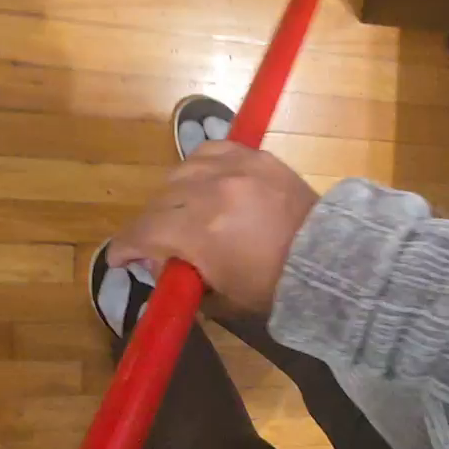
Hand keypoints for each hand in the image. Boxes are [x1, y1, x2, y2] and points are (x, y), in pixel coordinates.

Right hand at [108, 142, 318, 312]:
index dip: (125, 248)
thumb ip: (183, 279)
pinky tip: (202, 183)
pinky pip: (209, 151)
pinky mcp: (254, 156)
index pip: (143, 232)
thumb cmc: (274, 285)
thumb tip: (161, 266)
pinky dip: (198, 167)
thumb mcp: (221, 297)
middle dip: (151, 227)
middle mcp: (210, 191)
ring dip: (173, 196)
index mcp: (200, 231)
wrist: (328, 258)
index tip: (121, 260)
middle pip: (158, 202)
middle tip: (160, 246)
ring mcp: (234, 168)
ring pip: (179, 173)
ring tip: (184, 215)